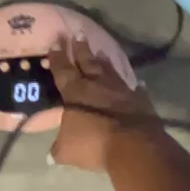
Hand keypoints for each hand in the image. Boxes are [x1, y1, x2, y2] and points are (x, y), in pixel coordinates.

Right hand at [49, 33, 155, 171]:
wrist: (134, 146)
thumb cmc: (94, 143)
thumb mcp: (68, 150)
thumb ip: (58, 149)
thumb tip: (50, 156)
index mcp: (75, 92)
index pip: (63, 70)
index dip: (58, 56)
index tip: (56, 41)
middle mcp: (97, 85)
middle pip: (86, 62)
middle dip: (80, 49)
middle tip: (77, 34)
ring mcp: (120, 90)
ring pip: (109, 71)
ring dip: (103, 61)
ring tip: (99, 52)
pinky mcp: (139, 99)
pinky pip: (134, 89)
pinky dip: (132, 85)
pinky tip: (136, 83)